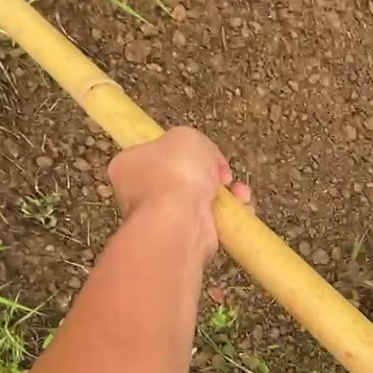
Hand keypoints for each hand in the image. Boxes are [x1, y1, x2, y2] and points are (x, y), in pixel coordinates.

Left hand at [106, 126, 250, 262]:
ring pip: (200, 201)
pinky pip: (210, 221)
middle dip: (212, 176)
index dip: (185, 152)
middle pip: (184, 178)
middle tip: (225, 176)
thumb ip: (197, 142)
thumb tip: (209, 161)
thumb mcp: (188, 137)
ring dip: (225, 195)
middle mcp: (140, 192)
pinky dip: (228, 215)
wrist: (180, 220)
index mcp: (129, 164)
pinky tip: (242, 209)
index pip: (158, 154)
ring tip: (241, 193)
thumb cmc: (175, 173)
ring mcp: (162, 217)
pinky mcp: (184, 235)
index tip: (205, 155)